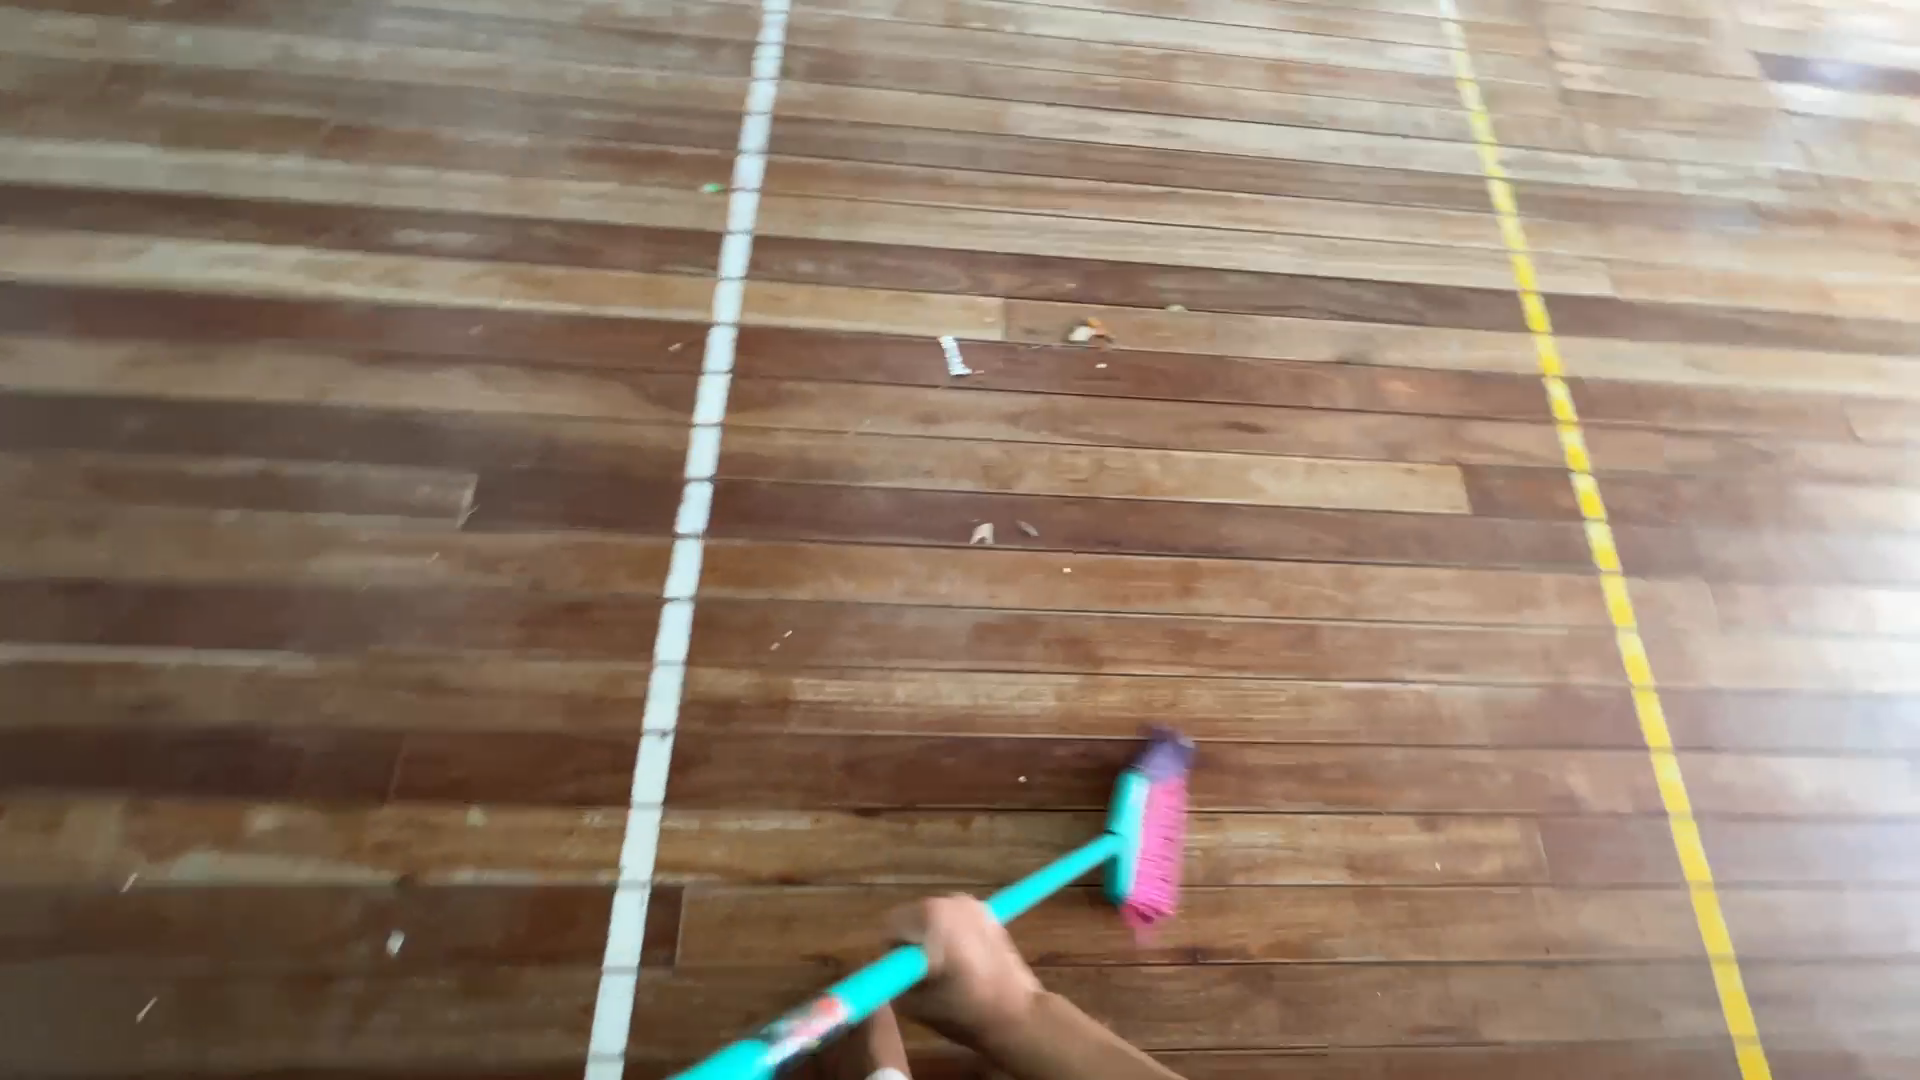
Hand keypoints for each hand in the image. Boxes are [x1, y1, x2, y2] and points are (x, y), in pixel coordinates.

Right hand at [888, 895, 1042, 1045]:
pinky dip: (951, 933)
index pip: (891, 927)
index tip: (904, 975)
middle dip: (913, 943)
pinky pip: (953, 918)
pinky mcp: (985, 910)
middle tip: (925, 975)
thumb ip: (892, 979)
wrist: (1017, 1012)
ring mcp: (970, 902)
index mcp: (929, 916)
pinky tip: (963, 960)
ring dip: (932, 937)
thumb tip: (887, 968)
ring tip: (948, 969)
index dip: (893, 954)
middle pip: (912, 917)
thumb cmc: (963, 1009)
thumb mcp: (914, 1002)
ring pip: (932, 916)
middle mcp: (948, 900)